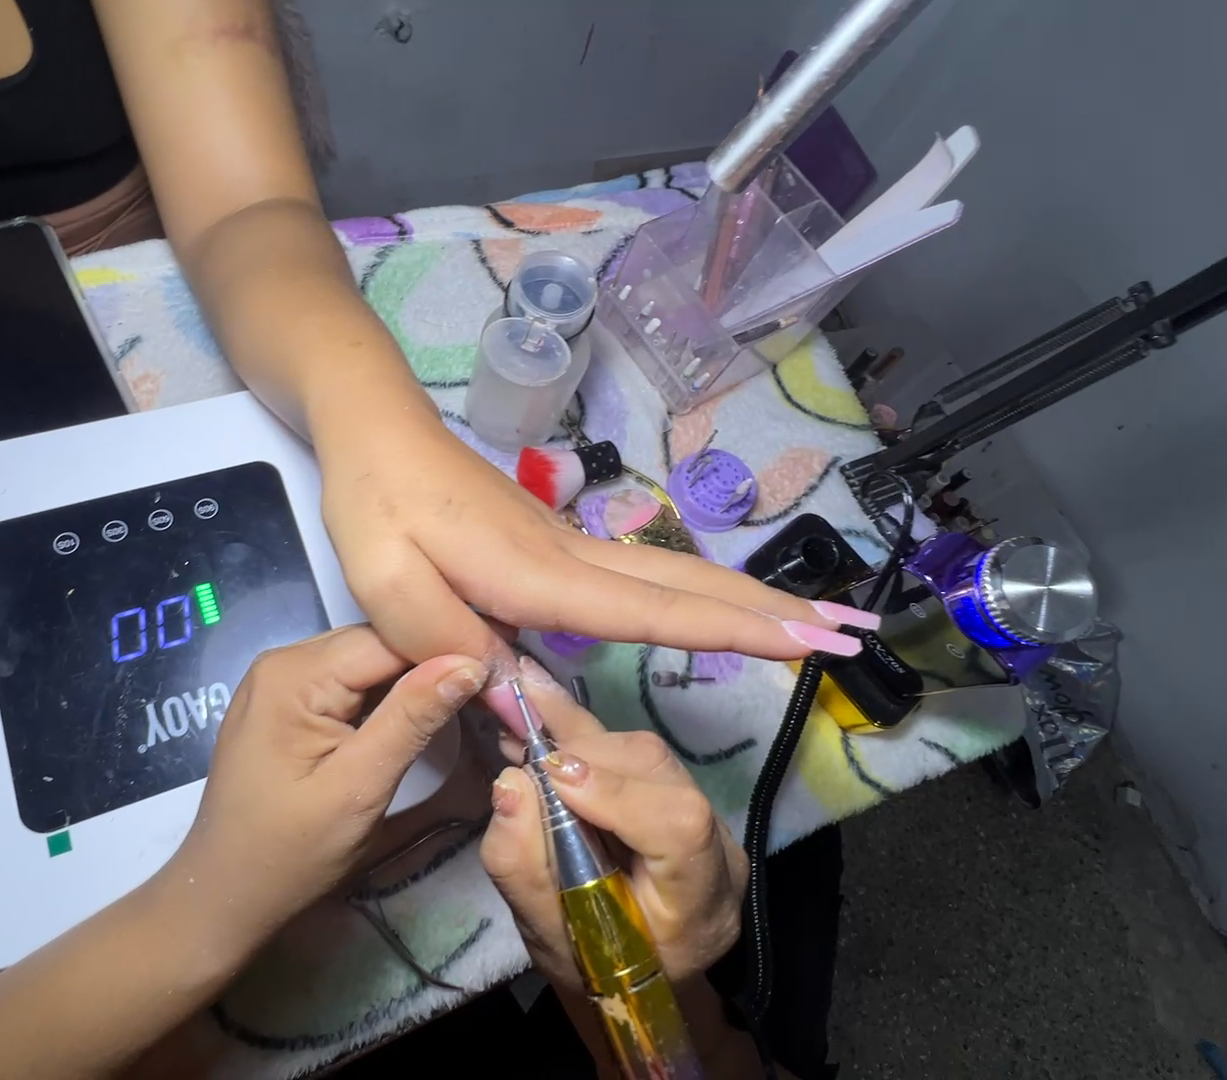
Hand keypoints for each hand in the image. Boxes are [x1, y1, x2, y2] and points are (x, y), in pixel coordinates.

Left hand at [172, 626, 485, 939]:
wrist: (223, 898)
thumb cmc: (289, 853)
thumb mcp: (359, 787)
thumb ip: (413, 718)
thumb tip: (471, 661)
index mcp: (294, 673)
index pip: (388, 636)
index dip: (447, 647)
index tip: (501, 667)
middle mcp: (284, 659)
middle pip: (377, 640)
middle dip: (432, 659)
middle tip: (492, 681)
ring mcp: (283, 677)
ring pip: (367, 657)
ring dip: (413, 675)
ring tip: (468, 689)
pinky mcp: (288, 698)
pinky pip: (349, 679)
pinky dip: (386, 692)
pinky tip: (419, 706)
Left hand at [313, 404, 875, 667]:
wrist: (377, 432)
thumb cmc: (377, 506)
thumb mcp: (391, 590)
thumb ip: (454, 650)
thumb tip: (517, 703)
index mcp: (538, 576)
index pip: (652, 609)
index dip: (732, 632)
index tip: (811, 643)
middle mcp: (570, 558)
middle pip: (685, 584)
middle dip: (767, 611)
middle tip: (850, 632)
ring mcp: (565, 545)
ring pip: (669, 576)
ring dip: (741, 599)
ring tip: (807, 623)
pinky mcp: (550, 544)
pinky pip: (636, 576)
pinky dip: (690, 593)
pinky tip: (705, 609)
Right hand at [478, 660, 746, 991]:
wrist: (634, 975)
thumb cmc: (594, 968)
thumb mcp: (547, 938)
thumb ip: (525, 868)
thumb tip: (509, 785)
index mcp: (699, 905)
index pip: (679, 827)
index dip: (615, 791)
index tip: (549, 776)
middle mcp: (717, 848)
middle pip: (659, 772)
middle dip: (583, 757)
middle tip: (520, 757)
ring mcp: (705, 813)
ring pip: (646, 751)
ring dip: (578, 741)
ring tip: (524, 740)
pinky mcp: (678, 789)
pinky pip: (632, 748)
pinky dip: (581, 731)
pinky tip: (540, 704)